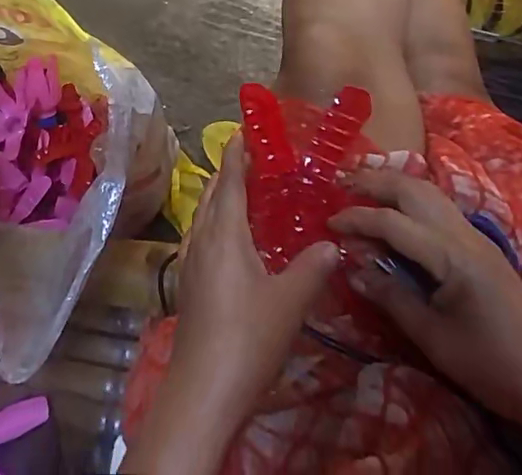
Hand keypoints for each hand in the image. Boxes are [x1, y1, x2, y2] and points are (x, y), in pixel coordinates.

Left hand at [174, 131, 340, 409]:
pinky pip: (201, 238)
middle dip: (229, 173)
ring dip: (221, 199)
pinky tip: (233, 243)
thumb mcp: (290, 302)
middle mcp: (201, 239)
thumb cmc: (248, 337)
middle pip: (212, 194)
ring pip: (204, 216)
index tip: (243, 131)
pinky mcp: (188, 285)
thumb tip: (333, 244)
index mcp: (224, 233)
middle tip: (255, 162)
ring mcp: (190, 263)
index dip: (236, 154)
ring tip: (246, 196)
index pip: (228, 181)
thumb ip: (313, 268)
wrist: (202, 390)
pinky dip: (216, 224)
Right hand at [329, 167, 521, 418]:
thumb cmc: (493, 366)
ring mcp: (476, 237)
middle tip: (340, 185)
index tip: (327, 223)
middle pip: (413, 190)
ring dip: (393, 183)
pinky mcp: (481, 246)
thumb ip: (391, 298)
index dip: (356, 219)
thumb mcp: (434, 338)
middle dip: (373, 181)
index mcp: (452, 256)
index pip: (392, 222)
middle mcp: (464, 235)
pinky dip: (410, 198)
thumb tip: (352, 268)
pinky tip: (396, 210)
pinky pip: (439, 206)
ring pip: (429, 191)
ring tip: (361, 187)